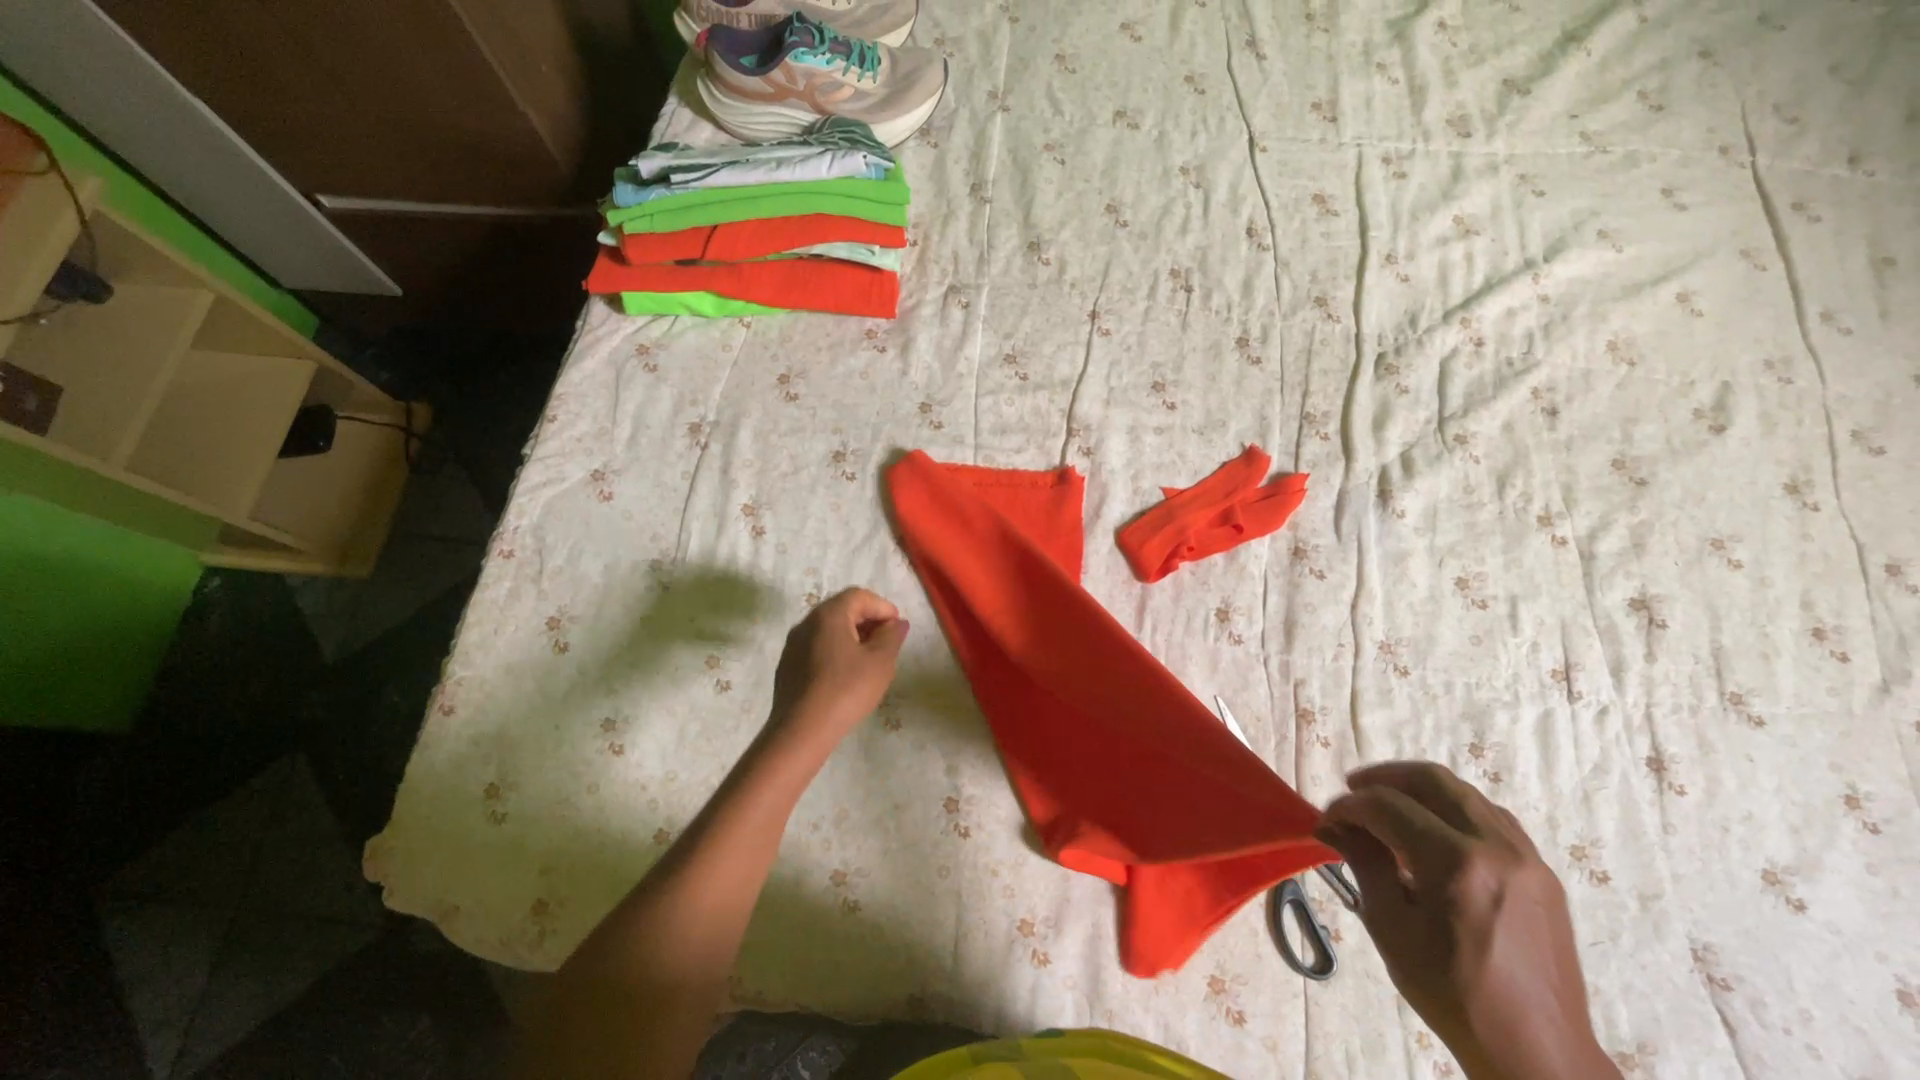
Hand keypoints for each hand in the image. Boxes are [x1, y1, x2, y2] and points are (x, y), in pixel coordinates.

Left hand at [768, 588, 908, 743]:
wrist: (801, 730)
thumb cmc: (846, 690)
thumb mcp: (880, 662)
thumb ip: (892, 636)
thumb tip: (896, 623)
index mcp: (828, 615)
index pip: (859, 596)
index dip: (882, 607)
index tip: (897, 628)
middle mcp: (806, 623)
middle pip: (841, 610)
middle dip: (868, 621)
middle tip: (886, 643)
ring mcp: (793, 645)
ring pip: (828, 631)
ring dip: (852, 638)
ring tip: (869, 661)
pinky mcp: (788, 666)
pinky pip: (816, 648)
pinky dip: (835, 652)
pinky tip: (846, 676)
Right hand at [1317, 762, 1619, 1079]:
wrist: (1535, 1048)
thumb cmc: (1452, 995)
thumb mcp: (1392, 930)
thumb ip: (1365, 865)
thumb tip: (1336, 826)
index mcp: (1457, 863)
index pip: (1388, 807)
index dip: (1349, 806)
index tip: (1326, 820)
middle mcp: (1497, 846)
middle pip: (1432, 780)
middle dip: (1384, 778)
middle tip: (1352, 791)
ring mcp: (1527, 856)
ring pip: (1465, 793)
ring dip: (1420, 790)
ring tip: (1388, 808)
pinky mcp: (1541, 871)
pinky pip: (1491, 818)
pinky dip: (1453, 810)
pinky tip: (1432, 832)